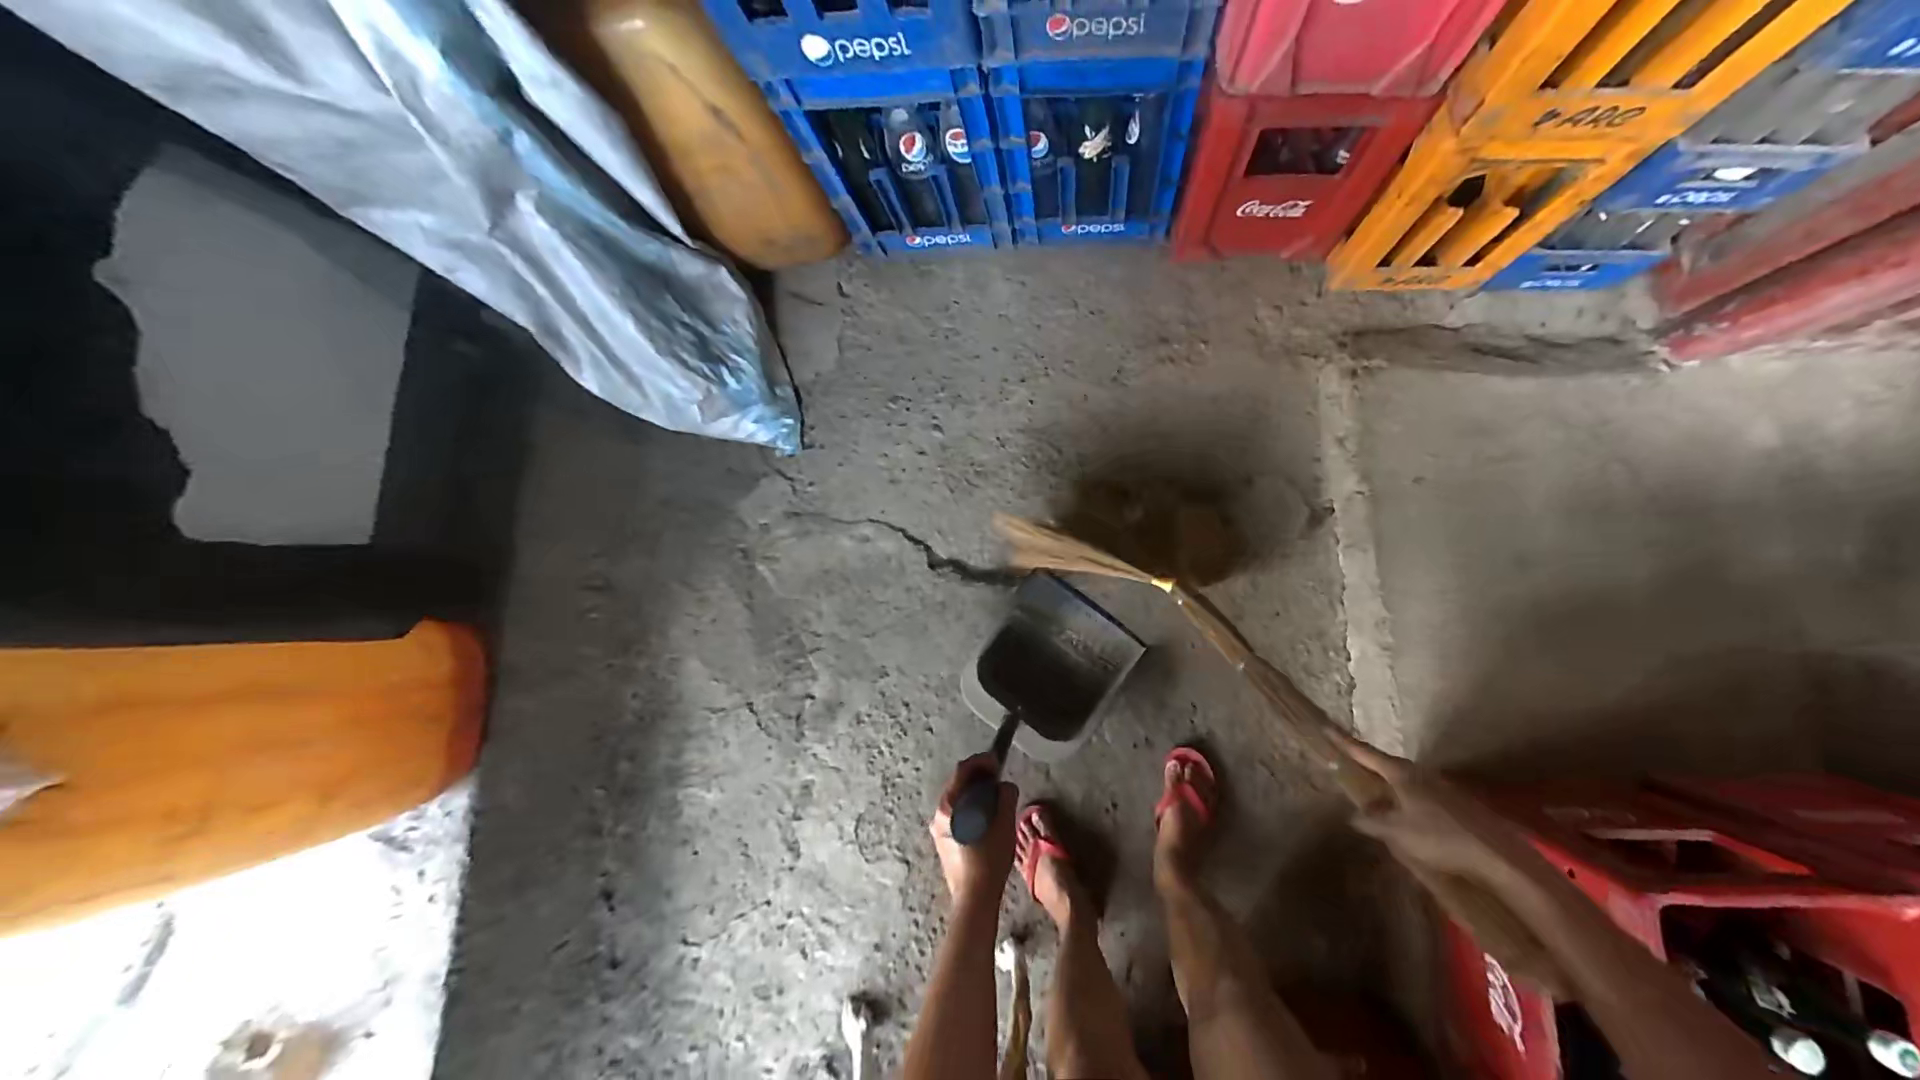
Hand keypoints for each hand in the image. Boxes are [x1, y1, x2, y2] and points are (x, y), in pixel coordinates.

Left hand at [928, 754, 1016, 908]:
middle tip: (998, 774)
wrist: (974, 898)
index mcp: (949, 806)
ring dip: (975, 791)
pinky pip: (957, 813)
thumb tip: (1004, 786)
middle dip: (978, 775)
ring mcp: (939, 828)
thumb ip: (1005, 798)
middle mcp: (939, 813)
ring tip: (996, 793)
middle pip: (958, 783)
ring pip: (958, 799)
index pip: (962, 771)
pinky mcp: (944, 840)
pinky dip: (972, 806)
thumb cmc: (988, 860)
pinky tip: (987, 814)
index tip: (997, 759)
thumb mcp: (1004, 824)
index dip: (981, 761)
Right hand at [1339, 740, 1553, 893]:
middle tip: (1351, 765)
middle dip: (1370, 766)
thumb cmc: (1439, 838)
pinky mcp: (1459, 805)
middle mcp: (1422, 774)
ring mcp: (1444, 788)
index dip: (1344, 742)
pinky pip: (1423, 797)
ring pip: (1408, 782)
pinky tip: (1410, 818)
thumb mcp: (1396, 832)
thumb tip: (1354, 814)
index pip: (1366, 754)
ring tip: (1379, 798)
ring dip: (1391, 787)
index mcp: (1402, 775)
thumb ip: (1371, 820)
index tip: (1326, 727)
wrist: (1498, 857)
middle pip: (1389, 766)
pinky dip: (1409, 802)